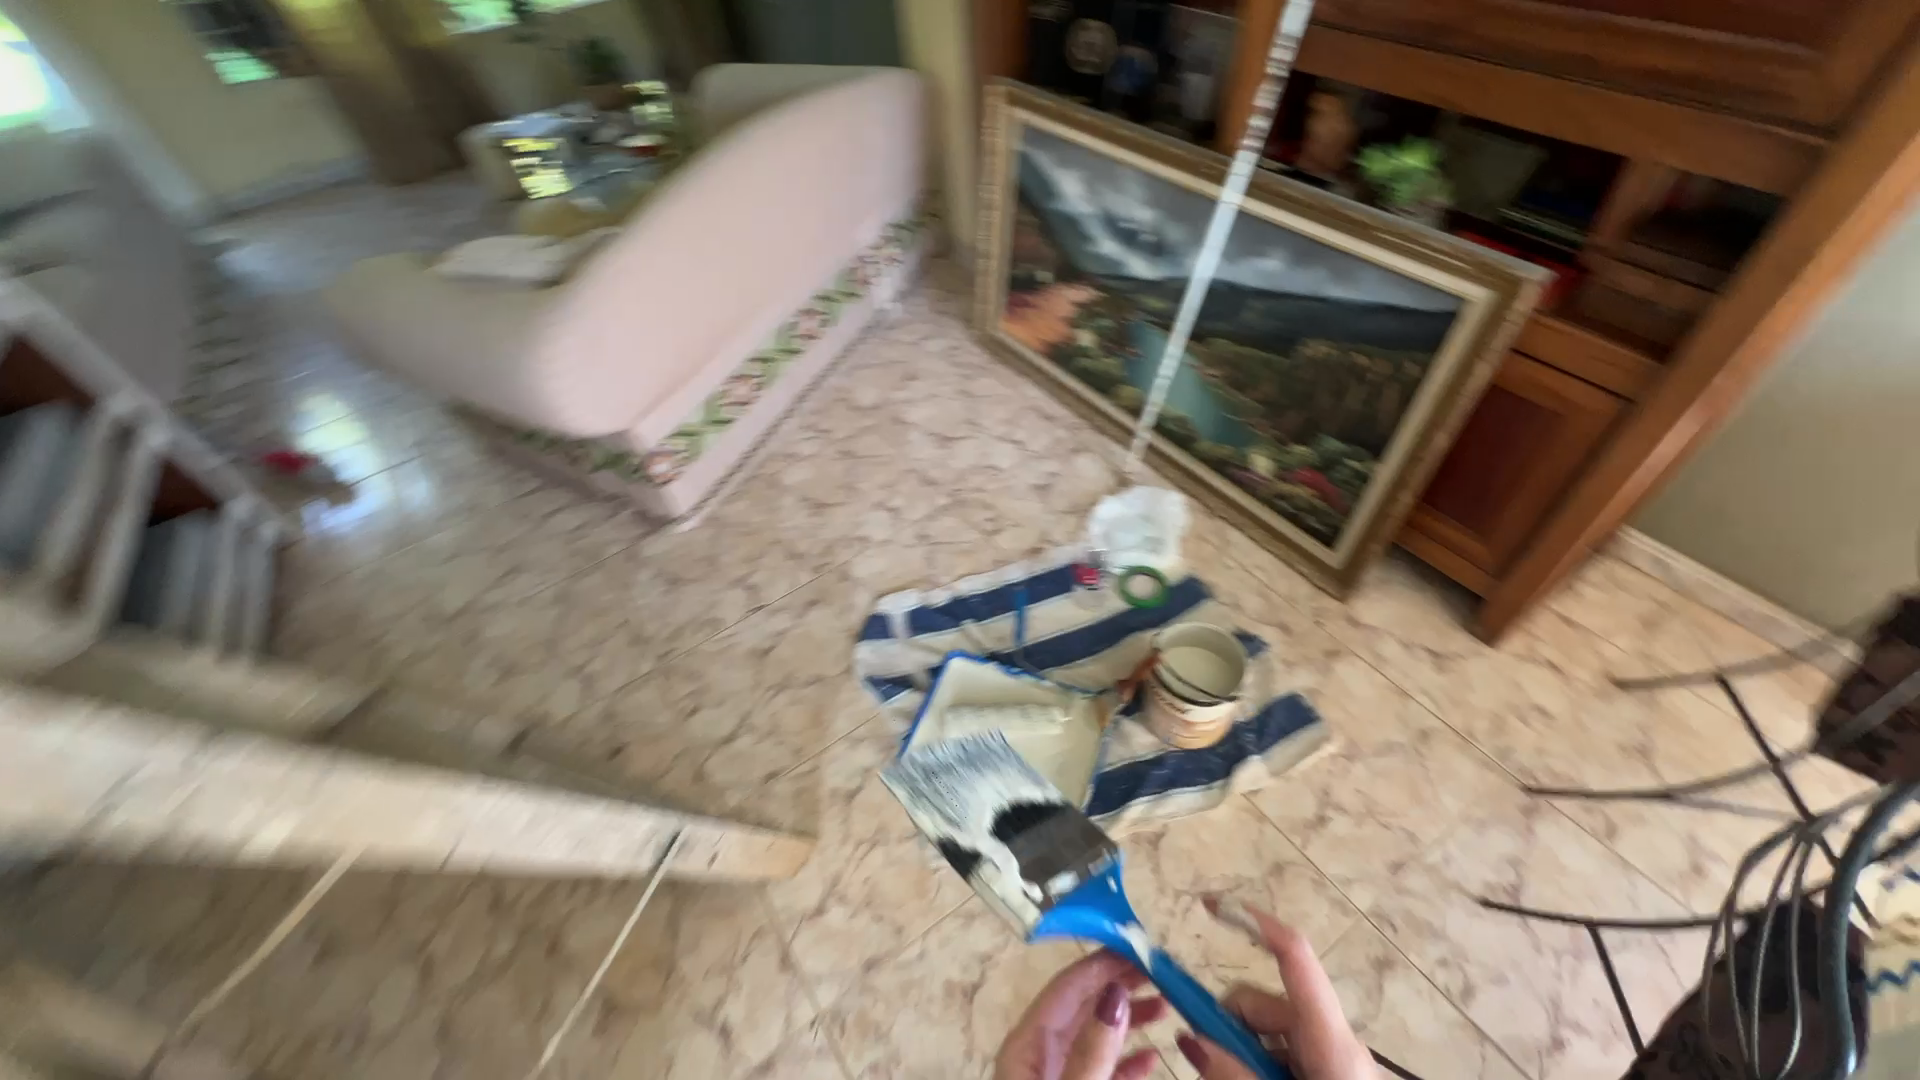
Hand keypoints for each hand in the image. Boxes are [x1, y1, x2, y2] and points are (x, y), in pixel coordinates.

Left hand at [996, 950, 1171, 1079]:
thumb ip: (1093, 1051)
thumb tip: (1117, 993)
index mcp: (1026, 1044)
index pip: (1066, 987)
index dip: (1101, 963)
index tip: (1138, 946)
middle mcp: (1037, 1054)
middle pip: (1082, 1007)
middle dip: (1120, 985)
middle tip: (1161, 970)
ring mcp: (1053, 1075)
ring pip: (1094, 1037)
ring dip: (1128, 1020)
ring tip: (1166, 1006)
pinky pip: (1100, 1071)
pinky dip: (1125, 1061)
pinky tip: (1152, 1056)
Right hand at [1175, 899, 1377, 1079]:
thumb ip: (1232, 1075)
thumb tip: (1189, 1038)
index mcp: (1330, 1041)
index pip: (1293, 955)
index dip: (1254, 921)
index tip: (1211, 906)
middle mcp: (1335, 1041)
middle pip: (1266, 1002)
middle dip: (1228, 1025)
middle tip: (1206, 1063)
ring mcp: (1336, 1061)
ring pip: (1269, 1035)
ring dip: (1242, 1053)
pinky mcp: (1333, 1075)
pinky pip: (1283, 1057)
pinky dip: (1260, 1067)